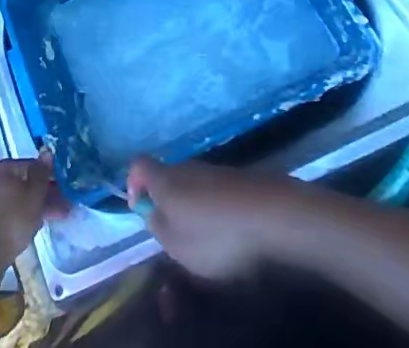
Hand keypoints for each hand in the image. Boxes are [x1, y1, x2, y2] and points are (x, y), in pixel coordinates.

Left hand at [0, 157, 65, 267]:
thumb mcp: (35, 196)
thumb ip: (42, 173)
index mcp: (3, 169)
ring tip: (61, 216)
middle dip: (47, 193)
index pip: (33, 164)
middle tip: (67, 203)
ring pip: (20, 198)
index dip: (51, 174)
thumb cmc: (12, 222)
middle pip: (26, 182)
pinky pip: (12, 210)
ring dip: (40, 205)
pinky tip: (39, 224)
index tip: (66, 185)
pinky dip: (25, 215)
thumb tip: (47, 151)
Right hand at [127, 157, 307, 279]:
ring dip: (191, 207)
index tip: (141, 210)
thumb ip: (156, 225)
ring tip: (202, 239)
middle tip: (172, 235)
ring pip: (192, 185)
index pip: (139, 164)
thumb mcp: (175, 244)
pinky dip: (214, 208)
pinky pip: (214, 191)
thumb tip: (149, 208)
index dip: (134, 184)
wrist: (274, 216)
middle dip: (165, 202)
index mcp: (167, 180)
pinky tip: (227, 232)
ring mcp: (216, 170)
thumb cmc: (217, 235)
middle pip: (167, 176)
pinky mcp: (239, 179)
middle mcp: (189, 167)